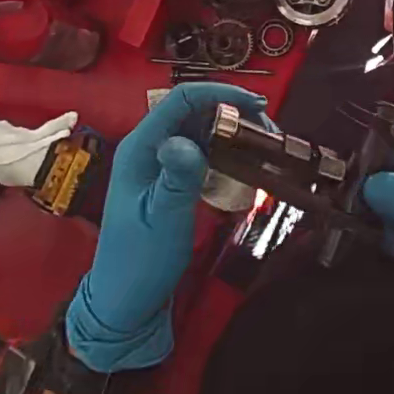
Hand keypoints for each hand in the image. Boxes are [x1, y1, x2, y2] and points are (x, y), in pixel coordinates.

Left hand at [66, 82, 267, 371]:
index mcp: (139, 148)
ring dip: (229, 128)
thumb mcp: (162, 220)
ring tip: (262, 141)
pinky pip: (199, 151)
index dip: (217, 94)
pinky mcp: (170, 177)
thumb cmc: (140, 261)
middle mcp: (148, 147)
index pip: (179, 101)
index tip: (255, 104)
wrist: (126, 299)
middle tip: (267, 128)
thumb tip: (187, 141)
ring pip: (197, 129)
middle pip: (191, 110)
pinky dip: (223, 149)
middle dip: (230, 110)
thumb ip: (176, 178)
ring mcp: (158, 162)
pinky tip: (244, 161)